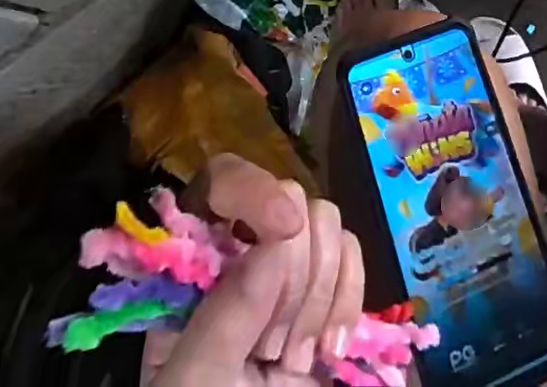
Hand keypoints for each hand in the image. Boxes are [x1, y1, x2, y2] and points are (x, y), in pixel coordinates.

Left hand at [142, 155, 364, 386]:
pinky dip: (349, 298)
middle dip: (294, 273)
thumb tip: (278, 242)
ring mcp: (289, 261)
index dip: (256, 190)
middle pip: (289, 197)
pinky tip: (330, 349)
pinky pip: (352, 254)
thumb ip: (224, 320)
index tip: (285, 226)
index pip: (224, 181)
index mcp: (194, 253)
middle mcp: (243, 242)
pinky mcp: (327, 286)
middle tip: (272, 346)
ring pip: (327, 221)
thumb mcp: (193, 381)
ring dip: (321, 293)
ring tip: (292, 357)